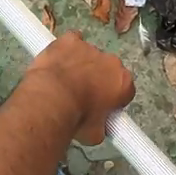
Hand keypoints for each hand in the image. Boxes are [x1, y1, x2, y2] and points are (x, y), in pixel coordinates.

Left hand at [22, 31, 134, 145]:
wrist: (50, 100)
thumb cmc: (76, 118)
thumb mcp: (95, 134)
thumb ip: (101, 126)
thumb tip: (97, 129)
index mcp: (123, 82)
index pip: (125, 90)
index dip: (113, 99)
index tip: (102, 106)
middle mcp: (112, 62)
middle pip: (107, 69)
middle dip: (98, 79)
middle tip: (82, 96)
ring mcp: (90, 48)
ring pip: (88, 56)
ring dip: (80, 66)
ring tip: (64, 83)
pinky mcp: (70, 40)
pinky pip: (71, 41)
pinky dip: (65, 50)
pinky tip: (57, 62)